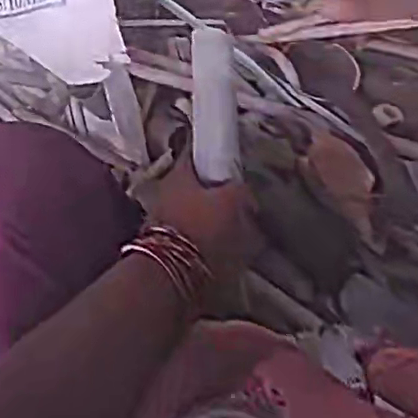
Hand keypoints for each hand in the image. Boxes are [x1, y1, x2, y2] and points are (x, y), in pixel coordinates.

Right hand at [149, 152, 260, 288]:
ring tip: (205, 231)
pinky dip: (221, 255)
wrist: (168, 268)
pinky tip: (202, 252)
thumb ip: (186, 160)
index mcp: (239, 201)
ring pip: (241, 240)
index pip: (243, 188)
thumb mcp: (176, 180)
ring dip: (228, 235)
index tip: (214, 185)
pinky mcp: (233, 279)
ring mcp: (243, 257)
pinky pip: (231, 260)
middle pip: (247, 216)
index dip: (228, 185)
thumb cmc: (175, 216)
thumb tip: (190, 138)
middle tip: (210, 208)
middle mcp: (249, 228)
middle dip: (234, 213)